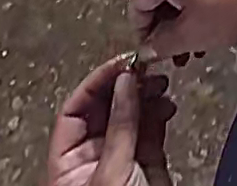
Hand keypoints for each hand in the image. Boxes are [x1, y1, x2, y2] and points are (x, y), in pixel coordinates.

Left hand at [45, 57, 175, 185]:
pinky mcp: (146, 160)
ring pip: (131, 112)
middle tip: (145, 66)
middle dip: (126, 83)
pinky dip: (161, 109)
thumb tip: (125, 79)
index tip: (120, 63)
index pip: (74, 111)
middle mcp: (93, 157)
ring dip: (148, 92)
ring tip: (161, 82)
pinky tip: (167, 104)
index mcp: (69, 164)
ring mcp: (121, 157)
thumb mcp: (112, 173)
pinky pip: (152, 124)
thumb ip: (120, 126)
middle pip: (105, 106)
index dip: (95, 83)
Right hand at [130, 0, 236, 59]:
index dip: (142, 33)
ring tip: (197, 46)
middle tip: (178, 54)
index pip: (137, 3)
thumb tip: (147, 49)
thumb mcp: (191, 35)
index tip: (156, 53)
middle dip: (166, 27)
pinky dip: (198, 3)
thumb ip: (162, 44)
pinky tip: (213, 24)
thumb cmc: (230, 7)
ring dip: (183, 19)